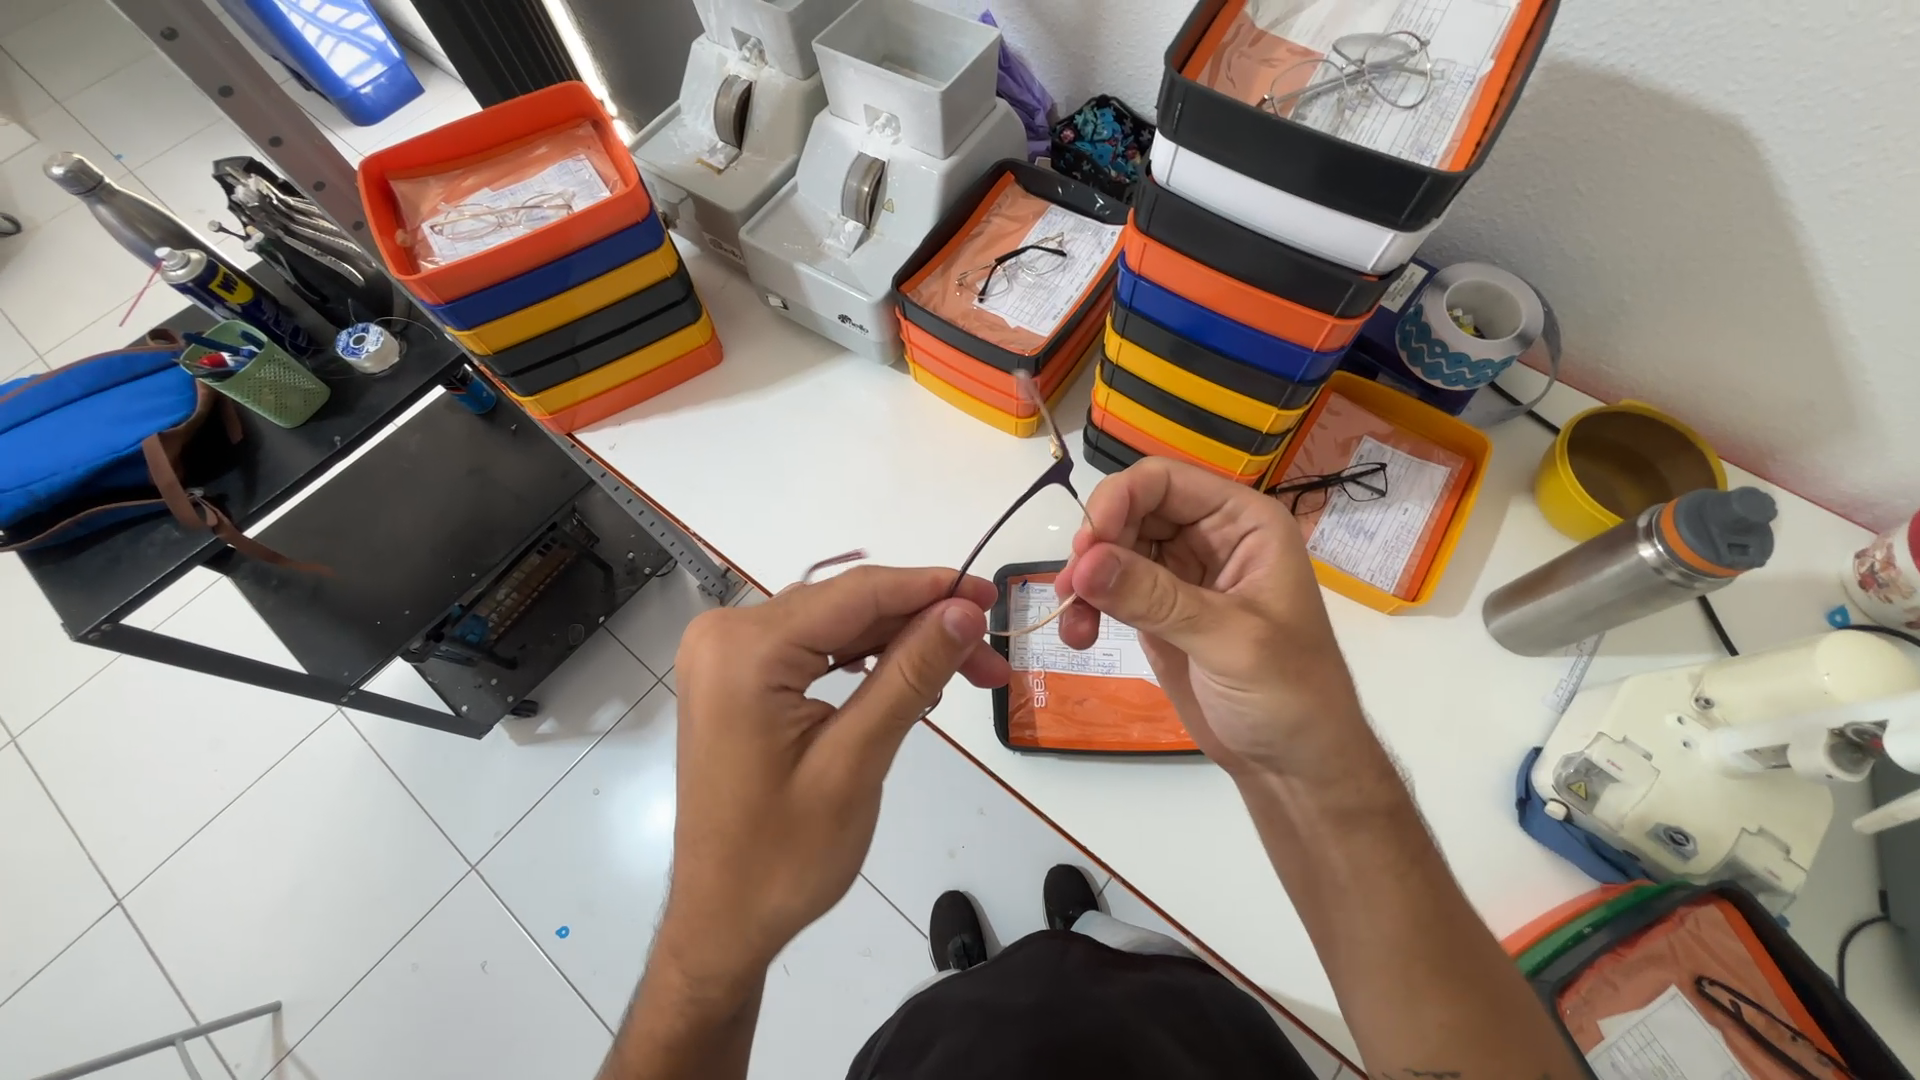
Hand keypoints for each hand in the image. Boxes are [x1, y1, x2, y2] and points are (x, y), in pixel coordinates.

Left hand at [661, 566, 1009, 979]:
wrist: (723, 921)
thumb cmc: (784, 857)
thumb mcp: (855, 761)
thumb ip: (909, 674)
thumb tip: (963, 611)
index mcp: (744, 649)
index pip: (855, 594)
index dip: (930, 587)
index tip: (991, 597)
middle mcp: (727, 635)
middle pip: (847, 607)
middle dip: (923, 626)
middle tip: (990, 657)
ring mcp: (727, 655)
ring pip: (836, 625)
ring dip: (900, 643)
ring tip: (966, 670)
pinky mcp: (738, 676)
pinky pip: (813, 648)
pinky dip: (865, 659)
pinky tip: (910, 676)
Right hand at [1057, 459, 1367, 784]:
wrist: (1293, 764)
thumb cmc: (1289, 696)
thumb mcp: (1229, 640)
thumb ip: (1156, 598)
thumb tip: (1084, 562)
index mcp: (1243, 523)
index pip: (1165, 481)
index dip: (1118, 500)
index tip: (1087, 547)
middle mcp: (1209, 537)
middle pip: (1130, 510)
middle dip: (1095, 544)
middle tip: (1071, 589)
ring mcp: (1179, 574)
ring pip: (1112, 549)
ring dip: (1084, 579)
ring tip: (1073, 624)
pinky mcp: (1156, 610)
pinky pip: (1109, 589)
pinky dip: (1086, 606)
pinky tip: (1079, 635)